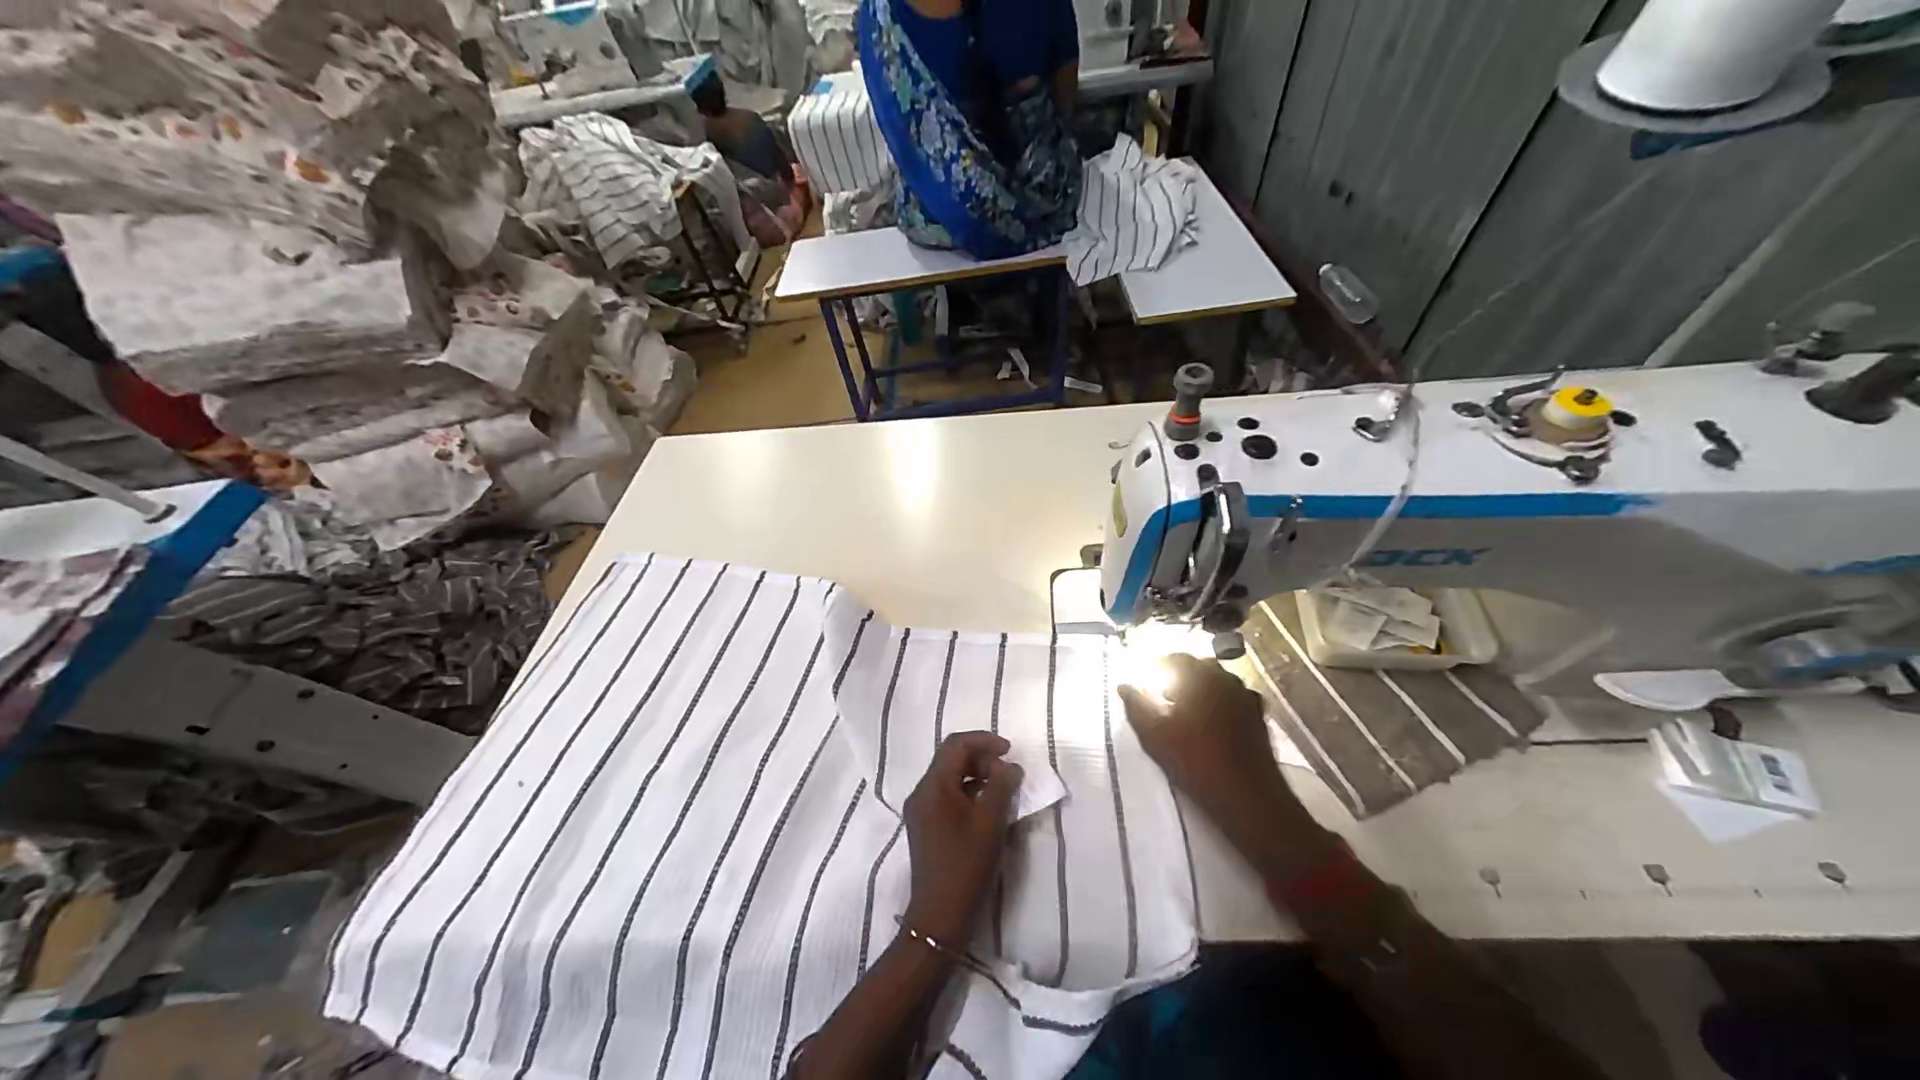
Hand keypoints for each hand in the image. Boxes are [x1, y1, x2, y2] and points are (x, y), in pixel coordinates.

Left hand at [900, 732, 1021, 944]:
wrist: (939, 916)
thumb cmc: (966, 865)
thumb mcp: (990, 822)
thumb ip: (1002, 787)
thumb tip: (1010, 767)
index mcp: (933, 786)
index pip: (956, 745)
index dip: (984, 741)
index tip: (1010, 750)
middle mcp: (921, 793)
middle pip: (951, 759)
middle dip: (982, 759)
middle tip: (1009, 775)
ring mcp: (920, 811)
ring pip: (950, 778)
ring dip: (977, 777)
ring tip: (1003, 791)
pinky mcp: (925, 827)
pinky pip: (947, 797)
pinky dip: (969, 794)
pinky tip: (988, 810)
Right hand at [1117, 655, 1322, 870]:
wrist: (1246, 795)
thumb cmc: (1194, 760)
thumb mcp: (1153, 734)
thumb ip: (1136, 705)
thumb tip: (1123, 685)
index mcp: (1199, 676)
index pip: (1174, 658)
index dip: (1157, 666)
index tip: (1145, 678)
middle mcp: (1225, 678)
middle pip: (1198, 666)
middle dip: (1179, 675)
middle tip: (1162, 694)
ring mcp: (1246, 696)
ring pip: (1218, 681)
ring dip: (1201, 688)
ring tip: (1185, 709)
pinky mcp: (1258, 716)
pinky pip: (1233, 698)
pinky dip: (1219, 702)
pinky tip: (1212, 721)